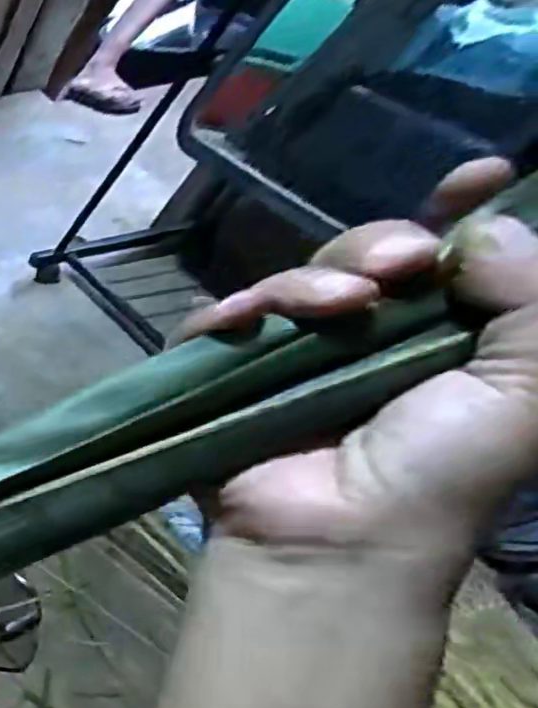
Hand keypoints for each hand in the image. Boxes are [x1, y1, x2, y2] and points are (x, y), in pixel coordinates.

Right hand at [178, 159, 537, 562]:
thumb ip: (531, 293)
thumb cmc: (444, 463)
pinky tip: (238, 320)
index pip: (449, 255)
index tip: (473, 176)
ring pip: (283, 284)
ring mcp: (280, 361)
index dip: (460, 209)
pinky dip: (217, 315)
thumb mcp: (529, 378)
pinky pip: (206, 329)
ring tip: (329, 306)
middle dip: (373, 245)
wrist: (334, 526)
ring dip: (302, 280)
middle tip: (392, 269)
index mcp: (443, 332)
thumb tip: (478, 226)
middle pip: (358, 256)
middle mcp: (360, 337)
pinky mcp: (214, 382)